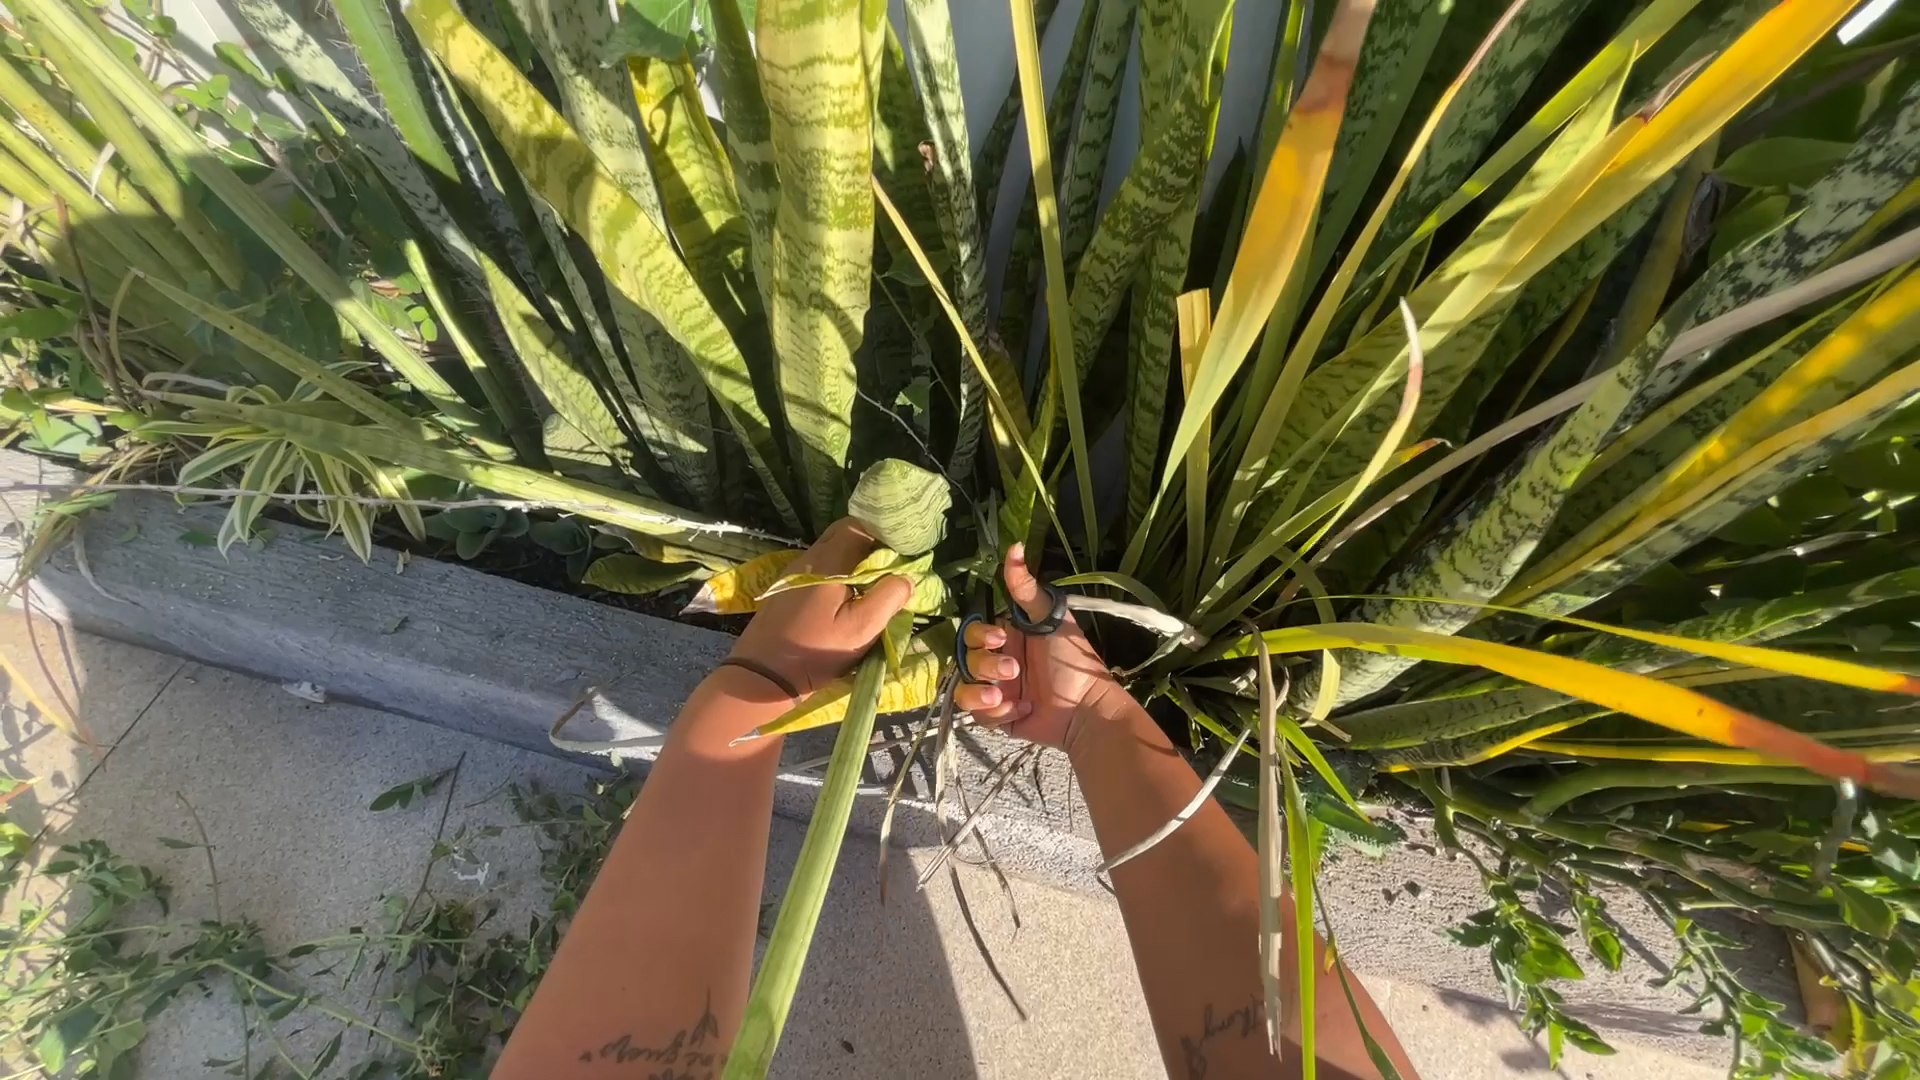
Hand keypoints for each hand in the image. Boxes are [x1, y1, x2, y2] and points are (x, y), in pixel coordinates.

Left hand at [727, 518, 911, 696]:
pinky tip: (846, 598)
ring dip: (854, 561)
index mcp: (829, 561)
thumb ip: (889, 597)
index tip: (903, 554)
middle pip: (845, 534)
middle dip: (871, 546)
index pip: (860, 525)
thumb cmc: (815, 651)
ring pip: (832, 551)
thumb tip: (907, 576)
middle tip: (890, 570)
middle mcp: (809, 557)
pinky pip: (820, 568)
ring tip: (873, 586)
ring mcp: (795, 572)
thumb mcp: (861, 629)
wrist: (761, 675)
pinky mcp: (787, 588)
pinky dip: (838, 574)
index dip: (884, 534)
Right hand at [953, 543, 1122, 750]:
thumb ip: (1025, 587)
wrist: (1086, 706)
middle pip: (967, 660)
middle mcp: (996, 663)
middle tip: (1015, 669)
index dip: (980, 634)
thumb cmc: (1069, 657)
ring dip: (980, 693)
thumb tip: (1014, 546)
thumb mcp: (1048, 616)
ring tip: (1003, 698)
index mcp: (1006, 638)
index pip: (974, 632)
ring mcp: (995, 691)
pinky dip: (997, 713)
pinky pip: (979, 715)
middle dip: (986, 665)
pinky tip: (1023, 710)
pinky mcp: (998, 718)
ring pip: (964, 689)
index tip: (1000, 637)